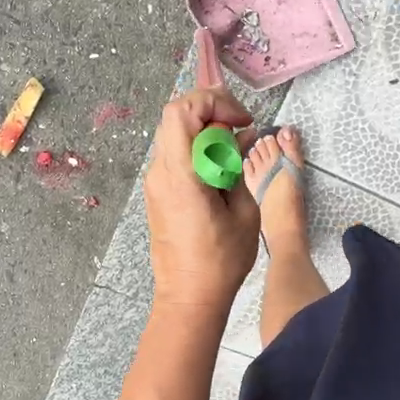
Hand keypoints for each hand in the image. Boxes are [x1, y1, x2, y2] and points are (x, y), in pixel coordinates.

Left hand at [144, 88, 259, 312]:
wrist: (189, 296)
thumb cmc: (221, 260)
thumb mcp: (244, 211)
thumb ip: (237, 167)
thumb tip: (239, 139)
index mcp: (181, 174)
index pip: (182, 110)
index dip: (214, 103)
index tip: (242, 121)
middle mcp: (160, 172)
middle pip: (176, 116)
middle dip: (212, 113)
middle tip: (240, 130)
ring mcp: (156, 183)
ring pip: (176, 135)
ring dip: (207, 133)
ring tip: (235, 152)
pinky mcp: (159, 193)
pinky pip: (177, 156)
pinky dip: (199, 151)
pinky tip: (223, 170)